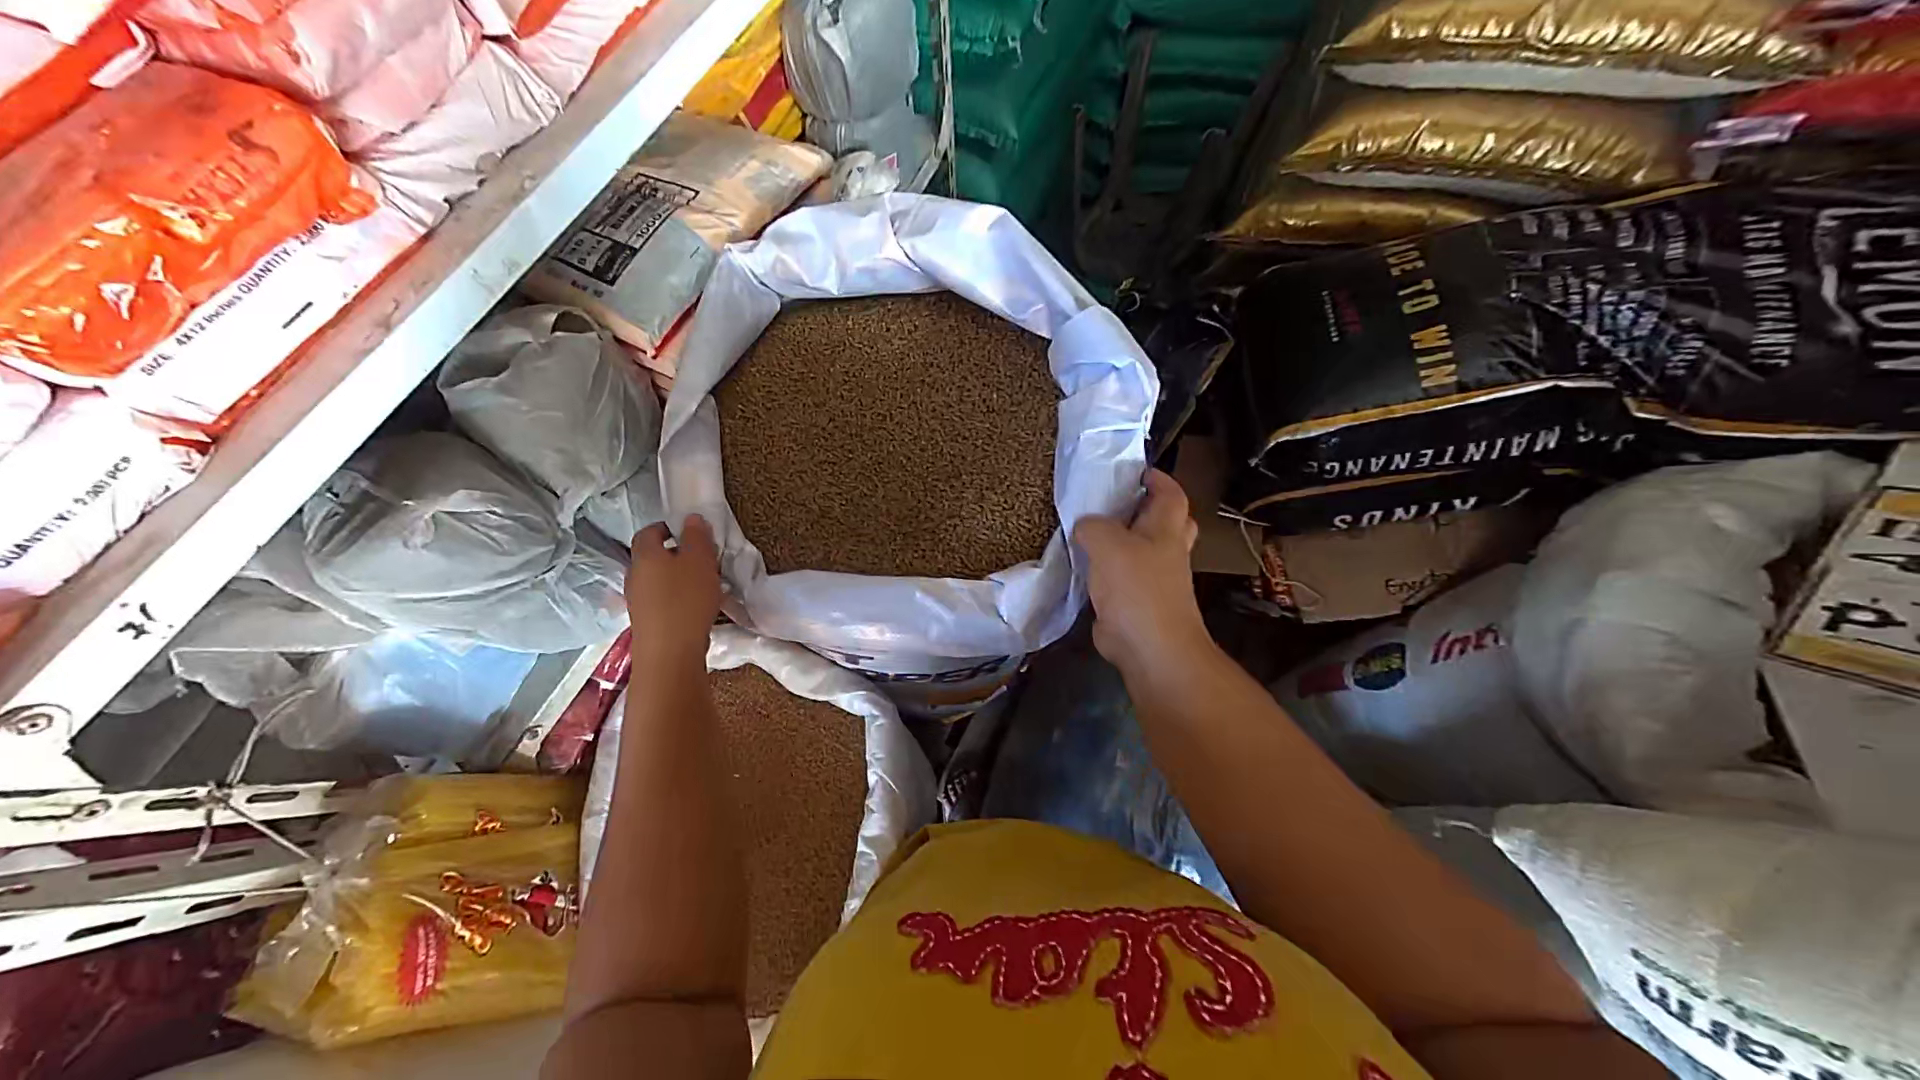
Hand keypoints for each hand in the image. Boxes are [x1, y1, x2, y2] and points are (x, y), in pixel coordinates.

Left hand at [627, 515, 720, 669]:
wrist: (670, 652)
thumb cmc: (686, 599)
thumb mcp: (700, 561)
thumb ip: (697, 537)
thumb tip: (691, 519)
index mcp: (645, 555)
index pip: (648, 532)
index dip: (667, 527)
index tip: (690, 532)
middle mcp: (635, 576)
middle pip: (653, 557)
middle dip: (676, 555)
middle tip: (703, 558)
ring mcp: (637, 601)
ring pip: (658, 580)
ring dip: (678, 578)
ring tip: (705, 584)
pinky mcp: (646, 622)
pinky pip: (662, 601)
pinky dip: (677, 598)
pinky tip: (697, 607)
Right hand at [1072, 469, 1207, 673]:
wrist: (1151, 648)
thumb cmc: (1137, 588)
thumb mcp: (1107, 544)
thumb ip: (1092, 527)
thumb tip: (1085, 527)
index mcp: (1166, 530)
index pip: (1171, 494)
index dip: (1158, 478)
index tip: (1136, 470)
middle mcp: (1167, 553)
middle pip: (1167, 523)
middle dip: (1146, 510)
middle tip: (1116, 503)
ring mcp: (1156, 581)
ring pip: (1144, 552)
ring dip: (1124, 542)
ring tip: (1092, 533)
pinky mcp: (1139, 605)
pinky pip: (1125, 579)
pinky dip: (1109, 572)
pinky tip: (1086, 570)